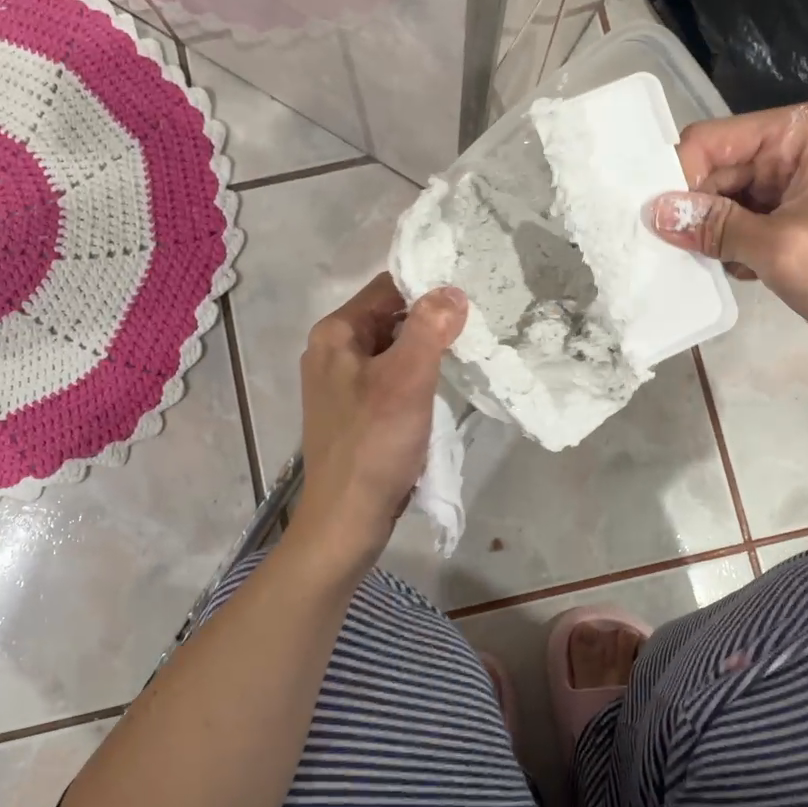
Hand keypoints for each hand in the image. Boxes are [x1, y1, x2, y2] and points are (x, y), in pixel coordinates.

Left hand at [289, 273, 467, 569]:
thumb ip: (428, 327)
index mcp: (335, 334)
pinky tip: (441, 388)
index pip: (387, 288)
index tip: (469, 296)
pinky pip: (389, 379)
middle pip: (389, 317)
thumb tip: (451, 291)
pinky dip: (415, 378)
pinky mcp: (354, 412)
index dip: (427, 288)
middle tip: (475, 325)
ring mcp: (341, 384)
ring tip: (466, 353)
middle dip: (429, 321)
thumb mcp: (407, 378)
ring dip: (426, 351)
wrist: (347, 518)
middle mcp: (332, 352)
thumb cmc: (374, 442)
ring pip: (392, 350)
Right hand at [644, 103, 807, 361]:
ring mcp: (792, 184)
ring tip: (726, 264)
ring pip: (721, 199)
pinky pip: (737, 222)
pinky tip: (746, 271)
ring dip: (713, 234)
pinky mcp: (791, 218)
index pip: (711, 140)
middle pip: (714, 168)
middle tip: (682, 250)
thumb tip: (651, 212)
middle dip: (696, 209)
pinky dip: (730, 247)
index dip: (682, 178)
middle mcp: (793, 147)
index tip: (660, 222)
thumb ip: (712, 226)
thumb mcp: (777, 247)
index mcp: (799, 132)